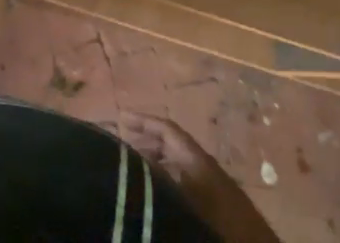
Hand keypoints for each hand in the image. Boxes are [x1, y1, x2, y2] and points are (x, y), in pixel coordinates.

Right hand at [121, 113, 283, 242]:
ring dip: (154, 163)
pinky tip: (154, 195)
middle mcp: (202, 165)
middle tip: (121, 148)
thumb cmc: (218, 221)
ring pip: (176, 164)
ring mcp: (209, 183)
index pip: (168, 129)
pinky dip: (165, 180)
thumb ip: (158, 177)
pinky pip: (182, 179)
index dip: (144, 121)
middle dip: (145, 141)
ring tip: (131, 171)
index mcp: (196, 158)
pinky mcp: (213, 202)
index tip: (121, 118)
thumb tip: (132, 164)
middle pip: (170, 144)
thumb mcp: (182, 199)